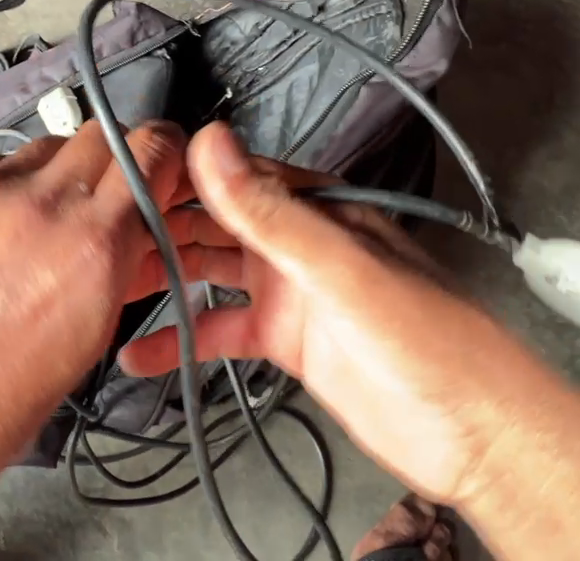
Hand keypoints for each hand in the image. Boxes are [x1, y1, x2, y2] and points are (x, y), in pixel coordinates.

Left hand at [0, 119, 196, 500]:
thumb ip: (126, 264)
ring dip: (60, 173)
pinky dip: (9, 188)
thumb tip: (147, 224)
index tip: (162, 164)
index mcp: (94, 250)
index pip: (153, 151)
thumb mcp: (91, 336)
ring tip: (41, 221)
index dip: (165, 155)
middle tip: (105, 195)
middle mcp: (44, 206)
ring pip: (51, 145)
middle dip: (116, 160)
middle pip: (105, 133)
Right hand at [118, 122, 557, 505]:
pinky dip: (184, 340)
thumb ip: (270, 212)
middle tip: (104, 245)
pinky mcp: (284, 338)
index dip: (175, 180)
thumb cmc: (428, 339)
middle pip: (213, 223)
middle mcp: (295, 241)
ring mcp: (288, 290)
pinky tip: (146, 353)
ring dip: (164, 279)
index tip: (122, 190)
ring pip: (210, 271)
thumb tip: (213, 144)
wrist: (476, 434)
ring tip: (110, 290)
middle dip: (159, 230)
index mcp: (312, 208)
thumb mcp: (340, 270)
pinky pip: (222, 329)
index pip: (230, 178)